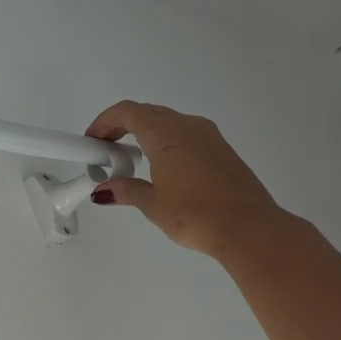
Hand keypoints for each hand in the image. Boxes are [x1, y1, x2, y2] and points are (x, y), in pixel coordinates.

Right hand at [85, 100, 296, 260]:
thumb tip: (103, 190)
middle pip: (147, 112)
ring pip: (168, 121)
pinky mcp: (222, 148)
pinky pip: (185, 132)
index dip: (105, 121)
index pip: (128, 112)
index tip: (92, 140)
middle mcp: (188, 126)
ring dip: (146, 132)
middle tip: (107, 149)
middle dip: (122, 126)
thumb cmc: (195, 214)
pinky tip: (161, 167)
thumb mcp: (152, 204)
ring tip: (132, 159)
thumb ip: (126, 190)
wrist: (248, 227)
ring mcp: (209, 135)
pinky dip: (166, 140)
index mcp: (166, 135)